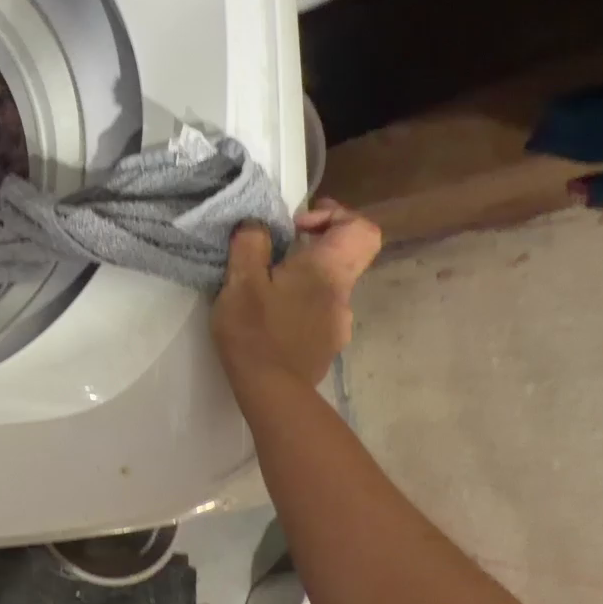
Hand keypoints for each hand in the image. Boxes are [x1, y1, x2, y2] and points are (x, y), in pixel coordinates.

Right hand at [212, 199, 381, 386]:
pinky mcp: (327, 340)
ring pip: (328, 284)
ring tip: (262, 288)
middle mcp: (343, 291)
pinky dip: (298, 302)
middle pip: (344, 255)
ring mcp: (339, 319)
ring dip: (300, 276)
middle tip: (272, 250)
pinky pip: (318, 308)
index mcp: (327, 270)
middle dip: (311, 245)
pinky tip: (269, 317)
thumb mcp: (241, 281)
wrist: (272, 387)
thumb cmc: (255, 330)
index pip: (361, 228)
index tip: (296, 224)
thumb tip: (257, 223)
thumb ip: (250, 246)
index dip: (334, 215)